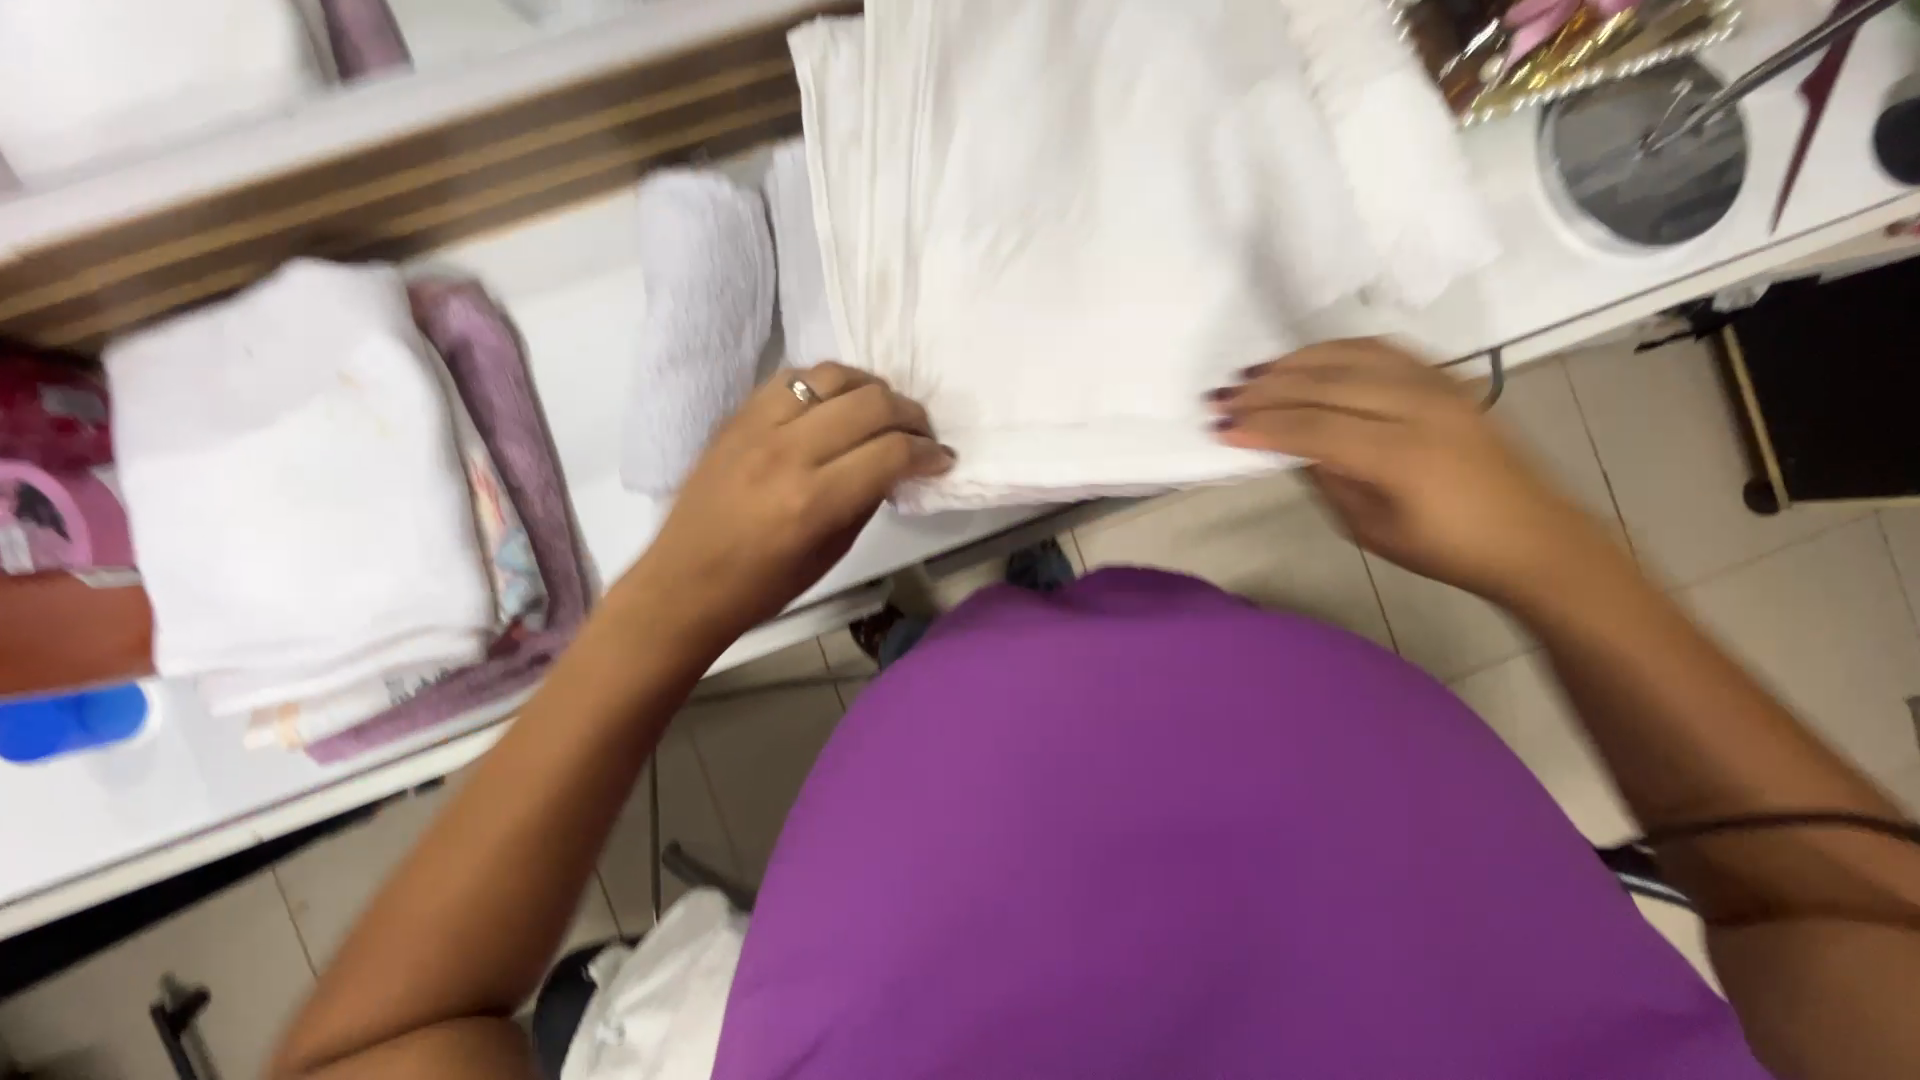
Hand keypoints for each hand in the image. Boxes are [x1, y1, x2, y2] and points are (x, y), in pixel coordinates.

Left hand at [619, 363, 953, 643]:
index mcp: (813, 500)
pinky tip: (836, 404)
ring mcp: (757, 427)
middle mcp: (787, 452)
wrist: (684, 582)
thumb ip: (867, 499)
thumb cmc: (763, 585)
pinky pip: (793, 379)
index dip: (928, 452)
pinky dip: (826, 384)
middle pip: (871, 403)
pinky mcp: (737, 416)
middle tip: (921, 434)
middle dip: (910, 414)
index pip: (892, 451)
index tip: (941, 459)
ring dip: (871, 388)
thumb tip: (897, 464)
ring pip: (832, 376)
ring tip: (883, 410)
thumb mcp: (832, 551)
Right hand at [1209, 339, 1622, 603]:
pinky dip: (1337, 350)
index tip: (1222, 427)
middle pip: (1328, 384)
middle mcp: (1420, 408)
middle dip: (1268, 390)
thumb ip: (1328, 479)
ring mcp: (1438, 386)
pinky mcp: (1447, 379)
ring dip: (1296, 363)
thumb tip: (1290, 446)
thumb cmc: (1447, 549)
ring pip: (1352, 356)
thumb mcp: (1371, 529)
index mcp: (1401, 456)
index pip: (1315, 428)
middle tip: (1224, 396)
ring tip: (1254, 373)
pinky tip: (1309, 361)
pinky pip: (1383, 350)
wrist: (1534, 537)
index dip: (1263, 426)